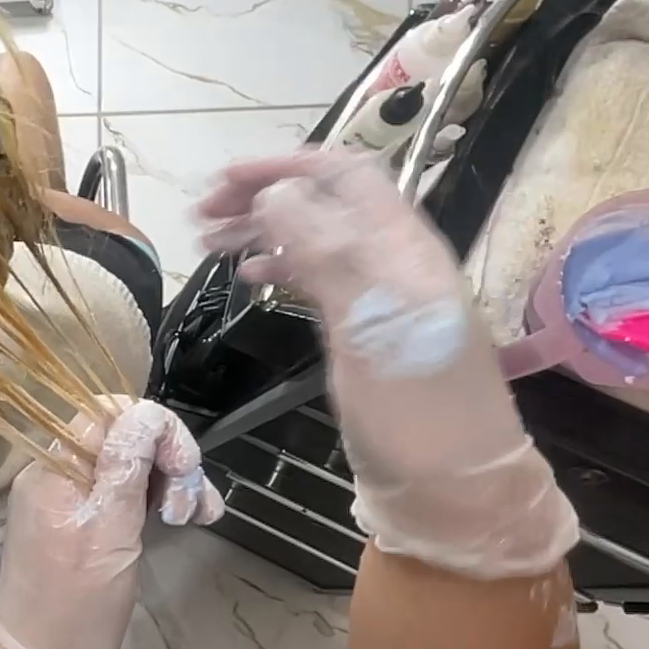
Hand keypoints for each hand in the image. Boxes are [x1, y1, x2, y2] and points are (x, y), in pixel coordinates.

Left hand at [0, 397, 222, 648]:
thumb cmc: (75, 604)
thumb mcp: (108, 532)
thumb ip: (124, 467)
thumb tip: (142, 412)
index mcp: (54, 471)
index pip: (108, 414)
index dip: (155, 428)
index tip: (183, 469)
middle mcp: (55, 474)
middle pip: (122, 437)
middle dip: (169, 459)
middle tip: (191, 507)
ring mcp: (66, 498)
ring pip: (128, 464)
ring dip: (170, 481)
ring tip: (196, 517)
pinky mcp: (78, 520)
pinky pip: (118, 491)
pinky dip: (152, 500)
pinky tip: (183, 519)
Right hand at [194, 150, 575, 577]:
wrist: (449, 480)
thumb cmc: (413, 410)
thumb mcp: (370, 328)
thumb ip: (328, 254)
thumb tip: (276, 193)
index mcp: (400, 249)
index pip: (342, 177)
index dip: (281, 168)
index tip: (219, 184)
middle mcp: (391, 259)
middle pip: (324, 201)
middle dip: (261, 196)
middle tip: (199, 217)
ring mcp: (378, 292)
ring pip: (313, 236)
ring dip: (261, 229)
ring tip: (207, 243)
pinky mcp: (363, 323)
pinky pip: (316, 274)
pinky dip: (276, 265)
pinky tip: (247, 275)